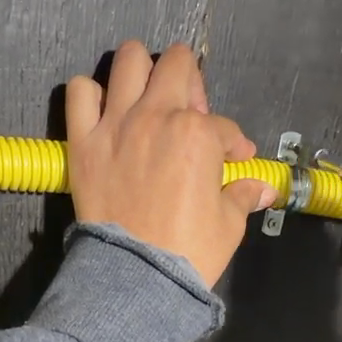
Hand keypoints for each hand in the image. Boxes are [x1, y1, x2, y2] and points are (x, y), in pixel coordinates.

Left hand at [66, 41, 276, 286]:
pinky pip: (80, 92)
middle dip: (192, 84)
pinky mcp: (84, 143)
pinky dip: (91, 95)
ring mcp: (116, 126)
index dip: (234, 144)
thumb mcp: (228, 227)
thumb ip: (242, 197)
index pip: (225, 127)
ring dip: (143, 73)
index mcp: (198, 135)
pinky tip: (105, 114)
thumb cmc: (189, 254)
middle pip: (177, 65)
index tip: (235, 159)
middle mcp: (156, 117)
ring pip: (128, 60)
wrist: (138, 280)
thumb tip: (261, 189)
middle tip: (192, 115)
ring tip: (148, 100)